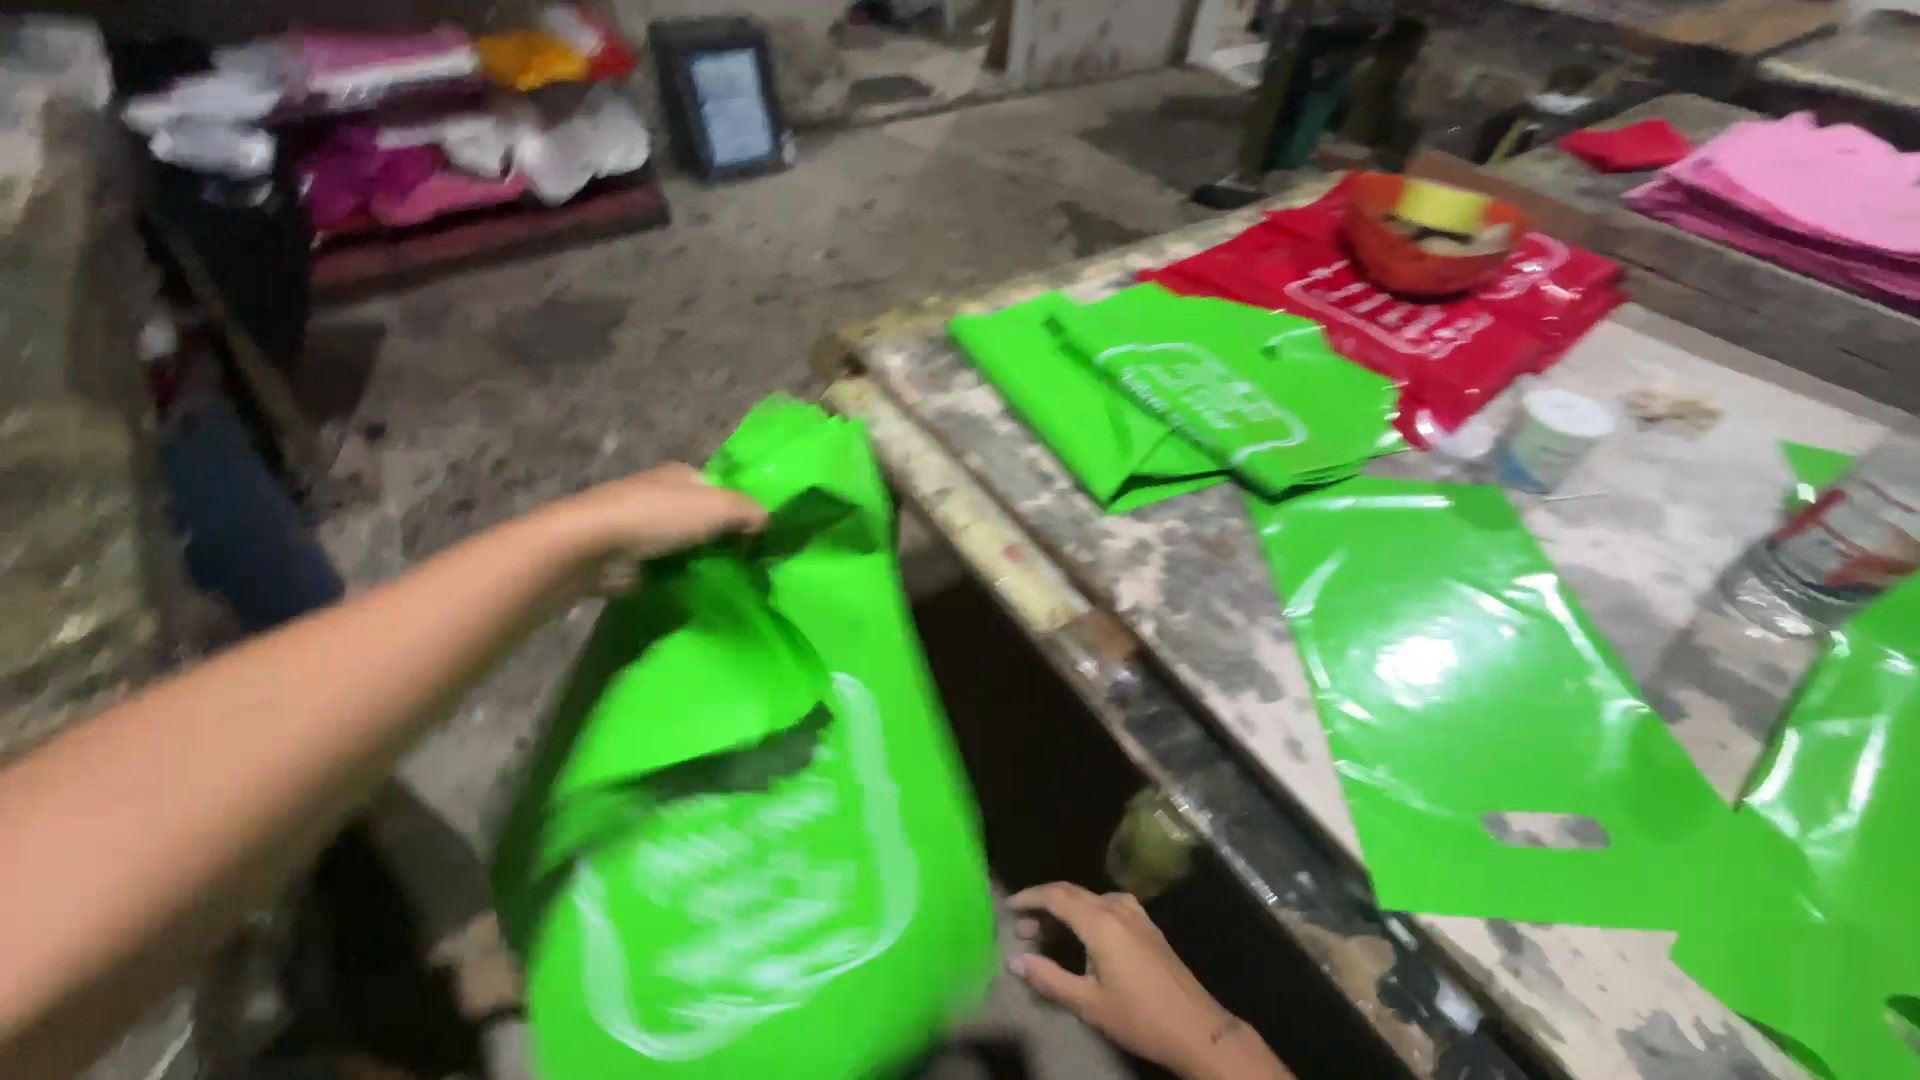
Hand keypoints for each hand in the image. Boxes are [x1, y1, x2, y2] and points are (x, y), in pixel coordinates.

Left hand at [553, 464, 767, 590]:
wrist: (592, 548)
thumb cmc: (657, 517)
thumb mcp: (717, 505)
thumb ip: (749, 511)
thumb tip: (766, 522)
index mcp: (682, 475)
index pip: (723, 490)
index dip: (742, 510)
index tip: (759, 537)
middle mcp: (664, 497)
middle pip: (707, 520)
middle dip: (726, 540)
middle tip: (750, 566)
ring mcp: (646, 530)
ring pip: (691, 547)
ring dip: (706, 564)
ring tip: (731, 583)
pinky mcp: (634, 560)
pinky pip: (671, 571)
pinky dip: (685, 580)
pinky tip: (703, 592)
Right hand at [1008, 883, 1288, 1079]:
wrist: (1198, 1029)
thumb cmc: (1139, 1016)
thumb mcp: (1088, 1003)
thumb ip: (1048, 978)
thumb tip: (1014, 960)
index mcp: (1100, 922)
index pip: (1056, 896)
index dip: (1029, 897)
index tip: (1009, 907)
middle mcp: (1117, 908)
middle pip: (1072, 893)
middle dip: (1044, 905)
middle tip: (1022, 928)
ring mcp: (1136, 915)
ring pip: (1090, 899)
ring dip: (1065, 911)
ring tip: (1046, 935)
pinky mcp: (1147, 926)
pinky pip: (1107, 907)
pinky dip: (1085, 915)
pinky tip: (1082, 938)